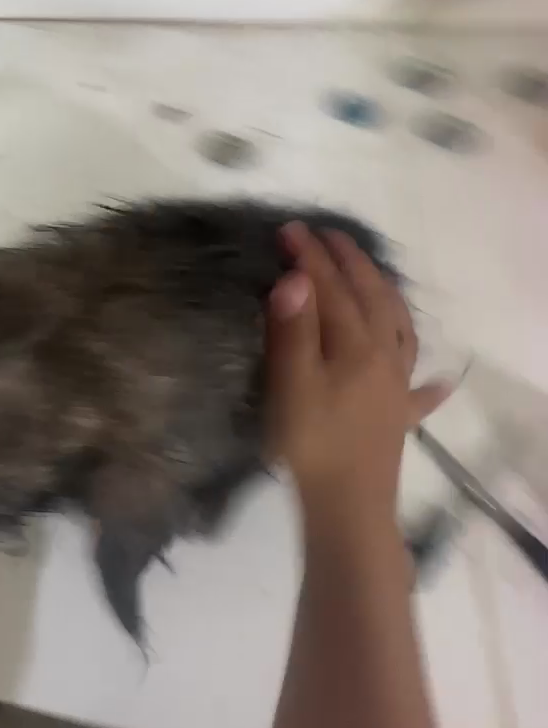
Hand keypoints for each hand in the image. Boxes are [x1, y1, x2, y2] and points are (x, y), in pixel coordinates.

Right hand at [266, 223, 449, 524]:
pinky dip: (427, 376)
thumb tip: (295, 279)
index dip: (311, 258)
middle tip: (325, 236)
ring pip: (398, 332)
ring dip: (383, 298)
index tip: (290, 229)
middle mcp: (384, 359)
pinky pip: (419, 388)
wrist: (348, 498)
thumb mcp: (289, 379)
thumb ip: (292, 329)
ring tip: (369, 277)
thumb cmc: (308, 435)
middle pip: (374, 303)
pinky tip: (437, 379)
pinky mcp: (395, 415)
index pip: (333, 291)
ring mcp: (395, 388)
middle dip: (350, 265)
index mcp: (356, 348)